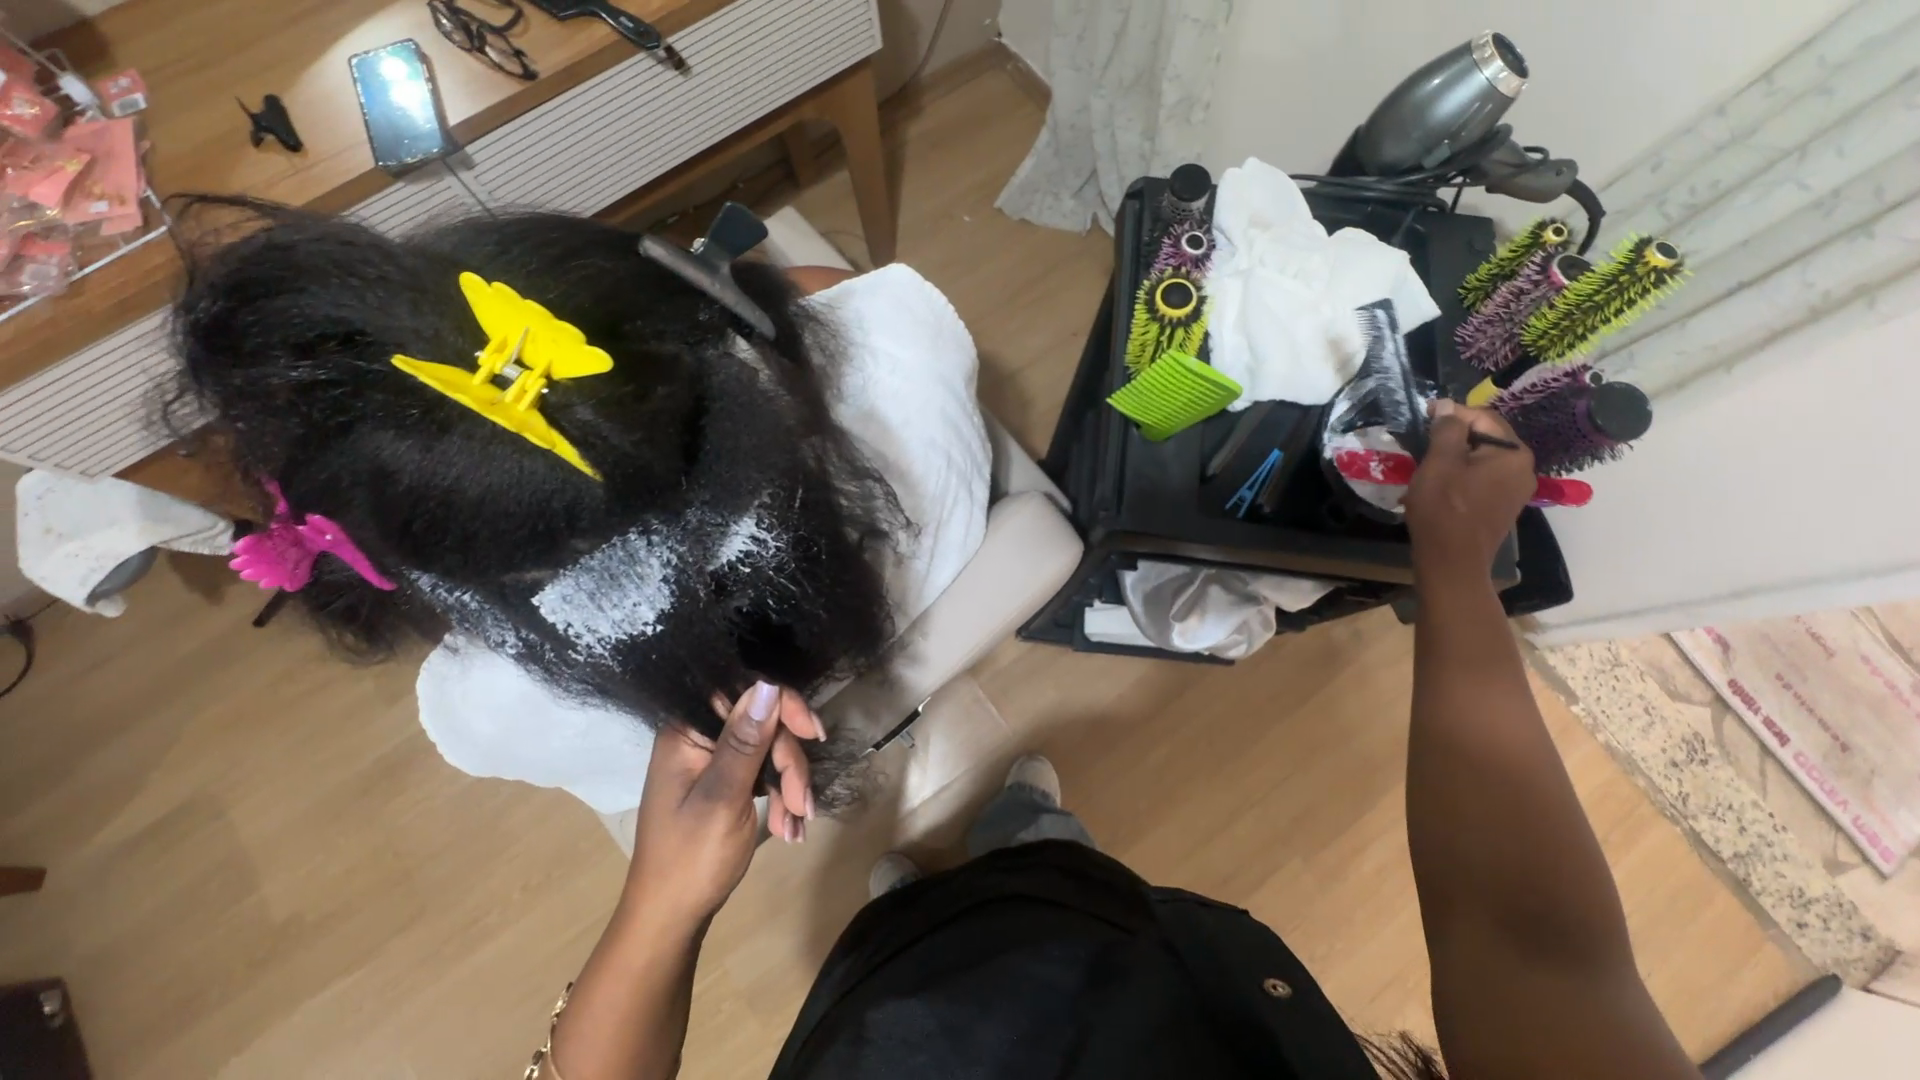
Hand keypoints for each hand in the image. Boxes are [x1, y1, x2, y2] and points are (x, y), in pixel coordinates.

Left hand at [624, 681, 825, 929]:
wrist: (672, 917)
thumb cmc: (690, 858)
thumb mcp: (723, 798)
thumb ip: (746, 740)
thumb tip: (766, 683)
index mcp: (687, 733)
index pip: (743, 692)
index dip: (783, 704)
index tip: (811, 734)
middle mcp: (699, 739)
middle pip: (764, 723)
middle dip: (789, 762)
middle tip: (801, 803)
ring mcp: (713, 762)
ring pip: (771, 750)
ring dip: (790, 786)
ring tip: (795, 825)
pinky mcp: (727, 783)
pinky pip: (765, 774)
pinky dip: (782, 798)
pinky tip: (789, 828)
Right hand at [1404, 399, 1536, 580]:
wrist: (1451, 561)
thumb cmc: (1443, 509)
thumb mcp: (1439, 463)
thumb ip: (1447, 429)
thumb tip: (1448, 405)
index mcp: (1513, 453)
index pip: (1483, 417)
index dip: (1452, 413)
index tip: (1424, 416)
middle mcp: (1524, 468)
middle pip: (1487, 438)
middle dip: (1455, 437)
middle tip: (1423, 443)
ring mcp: (1517, 489)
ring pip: (1484, 460)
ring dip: (1457, 457)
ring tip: (1429, 464)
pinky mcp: (1505, 506)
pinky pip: (1484, 479)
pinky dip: (1464, 476)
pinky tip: (1442, 485)